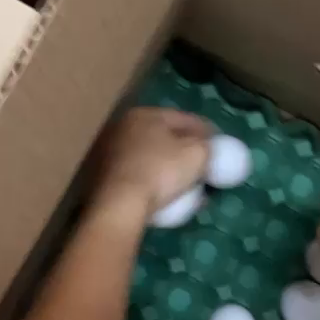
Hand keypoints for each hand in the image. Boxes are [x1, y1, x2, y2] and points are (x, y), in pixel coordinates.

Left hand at [91, 108, 211, 216]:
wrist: (118, 205)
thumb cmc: (160, 172)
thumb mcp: (196, 154)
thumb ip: (206, 144)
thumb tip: (206, 145)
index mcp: (145, 114)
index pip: (184, 118)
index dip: (206, 131)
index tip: (219, 146)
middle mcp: (122, 126)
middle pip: (163, 136)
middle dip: (184, 149)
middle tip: (203, 164)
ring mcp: (107, 151)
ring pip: (148, 157)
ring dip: (167, 167)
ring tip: (185, 184)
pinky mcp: (100, 176)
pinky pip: (136, 174)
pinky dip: (151, 181)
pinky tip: (163, 196)